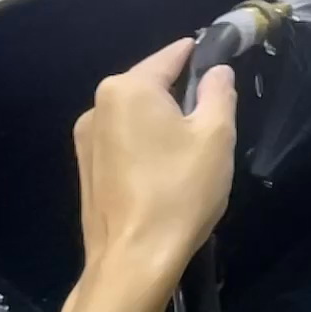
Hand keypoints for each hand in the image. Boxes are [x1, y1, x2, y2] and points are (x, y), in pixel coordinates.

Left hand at [72, 39, 236, 311]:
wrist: (135, 258)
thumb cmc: (181, 190)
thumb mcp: (217, 135)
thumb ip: (219, 93)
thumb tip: (217, 71)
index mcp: (128, 89)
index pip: (171, 56)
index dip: (200, 53)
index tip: (223, 53)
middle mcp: (99, 106)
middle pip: (151, 84)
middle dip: (183, 92)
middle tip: (218, 115)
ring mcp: (87, 140)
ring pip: (138, 115)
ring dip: (166, 121)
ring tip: (196, 149)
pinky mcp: (87, 168)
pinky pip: (125, 140)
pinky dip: (149, 144)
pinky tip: (169, 171)